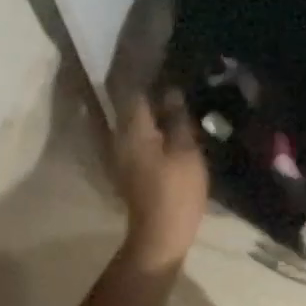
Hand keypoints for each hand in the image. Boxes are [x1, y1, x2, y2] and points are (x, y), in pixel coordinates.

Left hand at [115, 89, 207, 267]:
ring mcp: (121, 156)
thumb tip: (171, 92)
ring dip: (154, 117)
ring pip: (137, 126)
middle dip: (154, 98)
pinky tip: (172, 135)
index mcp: (133, 130)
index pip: (137, 93)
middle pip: (133, 109)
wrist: (160, 235)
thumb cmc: (176, 190)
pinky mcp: (129, 171)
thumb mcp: (185, 150)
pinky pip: (139, 142)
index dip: (154, 80)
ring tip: (179, 110)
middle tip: (179, 90)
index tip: (172, 71)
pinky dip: (154, 134)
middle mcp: (120, 138)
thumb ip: (177, 119)